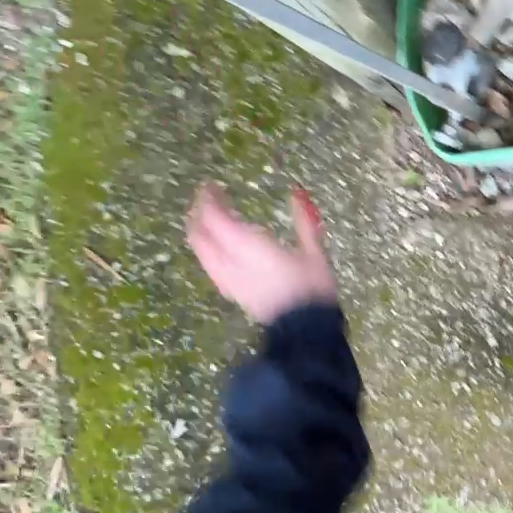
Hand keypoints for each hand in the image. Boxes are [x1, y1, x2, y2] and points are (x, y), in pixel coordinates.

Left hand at [186, 184, 336, 322]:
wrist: (303, 328)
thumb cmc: (312, 288)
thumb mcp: (314, 253)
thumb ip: (304, 223)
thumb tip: (298, 193)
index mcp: (249, 246)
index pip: (216, 216)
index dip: (209, 198)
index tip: (211, 184)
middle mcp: (230, 261)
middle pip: (200, 232)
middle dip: (198, 212)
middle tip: (205, 198)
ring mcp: (226, 278)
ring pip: (200, 249)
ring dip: (199, 230)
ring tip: (207, 219)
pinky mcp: (229, 290)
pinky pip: (208, 263)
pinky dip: (207, 248)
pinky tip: (218, 247)